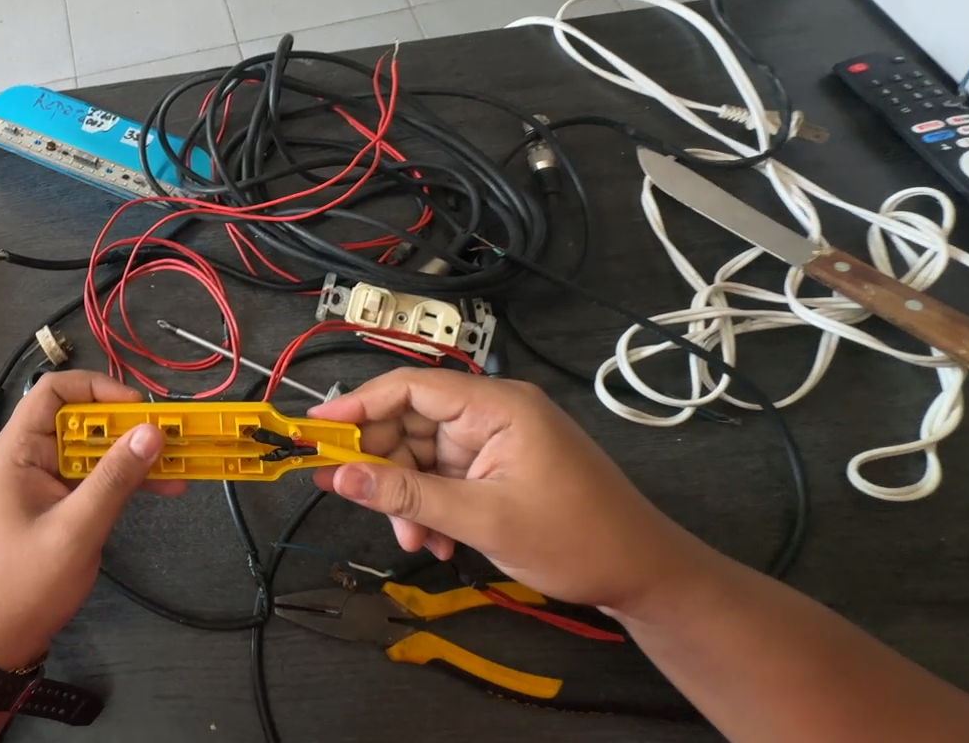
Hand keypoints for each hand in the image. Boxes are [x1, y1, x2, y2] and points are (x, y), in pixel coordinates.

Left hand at [0, 371, 185, 667]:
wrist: (7, 633)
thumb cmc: (30, 581)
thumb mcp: (76, 529)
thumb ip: (114, 480)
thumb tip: (151, 433)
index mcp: (18, 449)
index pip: (53, 392)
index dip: (96, 388)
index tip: (136, 406)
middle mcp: (31, 452)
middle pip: (80, 417)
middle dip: (124, 422)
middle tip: (165, 433)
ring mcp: (48, 475)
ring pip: (96, 445)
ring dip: (134, 451)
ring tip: (177, 459)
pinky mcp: (64, 496)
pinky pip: (100, 473)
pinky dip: (131, 476)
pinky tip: (166, 485)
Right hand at [309, 368, 710, 611]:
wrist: (651, 581)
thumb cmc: (579, 541)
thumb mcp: (482, 519)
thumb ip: (406, 496)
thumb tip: (338, 478)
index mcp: (495, 405)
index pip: (408, 388)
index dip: (357, 405)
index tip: (317, 430)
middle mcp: (489, 412)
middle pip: (407, 422)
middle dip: (385, 468)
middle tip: (358, 499)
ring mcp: (491, 438)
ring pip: (418, 454)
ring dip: (406, 496)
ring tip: (413, 539)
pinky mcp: (493, 463)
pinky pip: (439, 474)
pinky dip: (427, 505)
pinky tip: (433, 540)